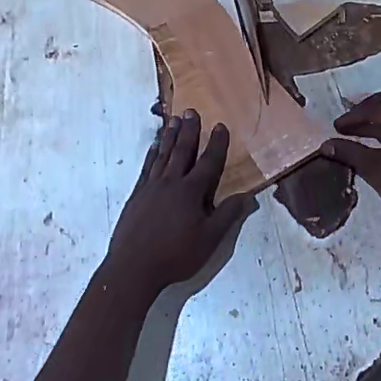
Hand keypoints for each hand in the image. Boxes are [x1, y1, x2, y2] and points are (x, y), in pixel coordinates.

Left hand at [102, 111, 256, 302]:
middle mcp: (170, 183)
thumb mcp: (210, 239)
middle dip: (189, 130)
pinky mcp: (136, 196)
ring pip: (162, 155)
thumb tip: (248, 196)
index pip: (208, 162)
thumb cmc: (175, 256)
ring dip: (169, 136)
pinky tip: (154, 146)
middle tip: (191, 111)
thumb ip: (228, 215)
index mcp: (191, 192)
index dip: (216, 144)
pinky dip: (152, 154)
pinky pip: (146, 168)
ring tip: (173, 120)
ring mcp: (150, 188)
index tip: (220, 126)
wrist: (132, 269)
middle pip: (182, 151)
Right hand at [321, 90, 380, 232]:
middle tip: (349, 122)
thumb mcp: (372, 167)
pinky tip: (379, 139)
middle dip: (367, 109)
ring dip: (379, 116)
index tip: (336, 127)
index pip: (372, 109)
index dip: (352, 117)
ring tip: (360, 130)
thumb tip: (325, 145)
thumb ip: (348, 152)